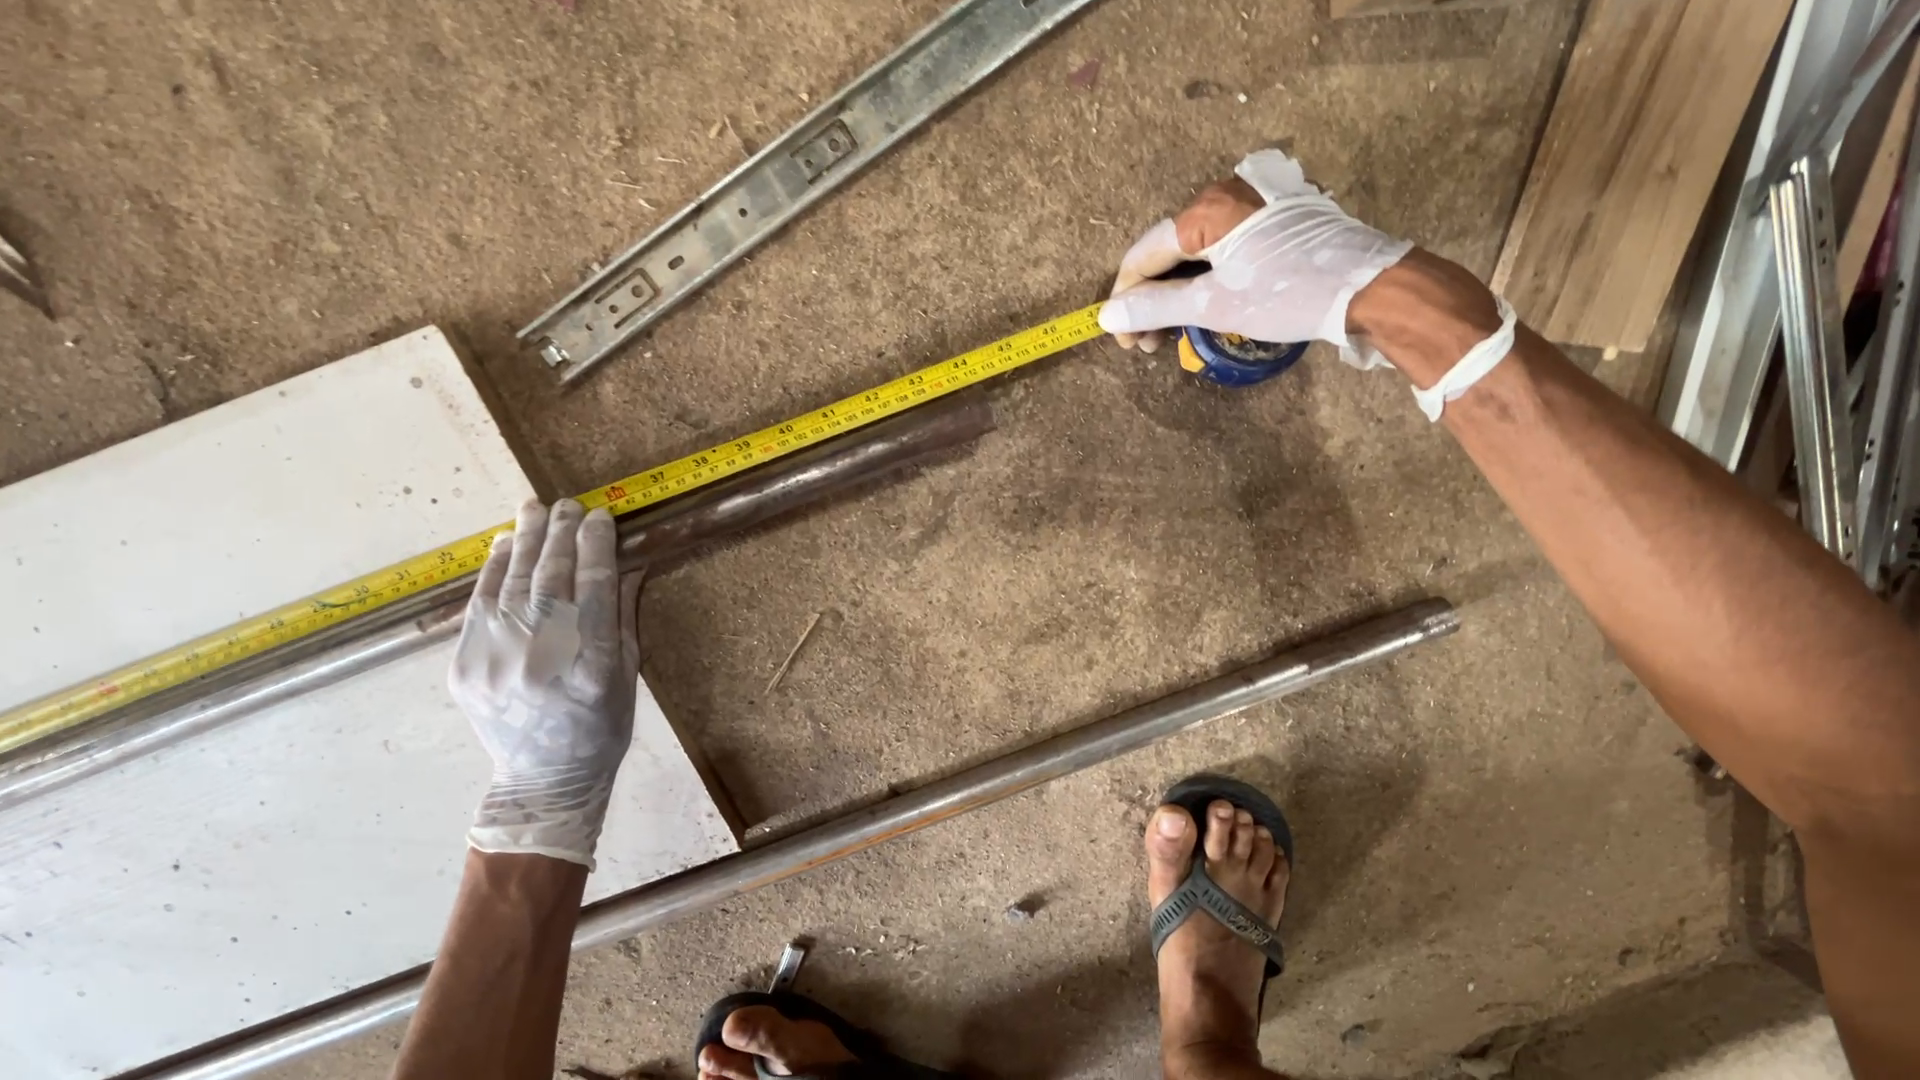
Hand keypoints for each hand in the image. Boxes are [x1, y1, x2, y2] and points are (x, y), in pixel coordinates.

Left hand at [448, 498, 640, 868]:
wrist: (543, 779)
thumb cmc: (601, 727)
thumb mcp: (627, 673)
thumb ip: (622, 615)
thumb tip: (628, 560)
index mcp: (592, 665)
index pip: (594, 587)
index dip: (597, 546)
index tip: (601, 517)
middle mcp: (541, 659)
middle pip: (551, 579)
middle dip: (561, 534)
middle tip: (568, 504)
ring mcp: (495, 663)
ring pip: (511, 584)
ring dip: (525, 541)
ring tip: (533, 508)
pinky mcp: (463, 667)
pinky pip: (479, 605)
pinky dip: (494, 570)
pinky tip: (506, 544)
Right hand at [1098, 148, 1412, 368]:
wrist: (1371, 286)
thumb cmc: (1288, 293)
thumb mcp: (1213, 305)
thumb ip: (1155, 308)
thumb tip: (1107, 315)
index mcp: (1206, 210)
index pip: (1143, 255)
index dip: (1125, 299)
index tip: (1124, 339)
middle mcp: (1226, 194)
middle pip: (1168, 251)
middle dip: (1153, 300)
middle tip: (1152, 342)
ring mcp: (1254, 201)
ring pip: (1196, 251)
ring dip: (1179, 293)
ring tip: (1177, 331)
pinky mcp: (1277, 216)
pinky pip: (1224, 246)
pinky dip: (1207, 278)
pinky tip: (1208, 305)